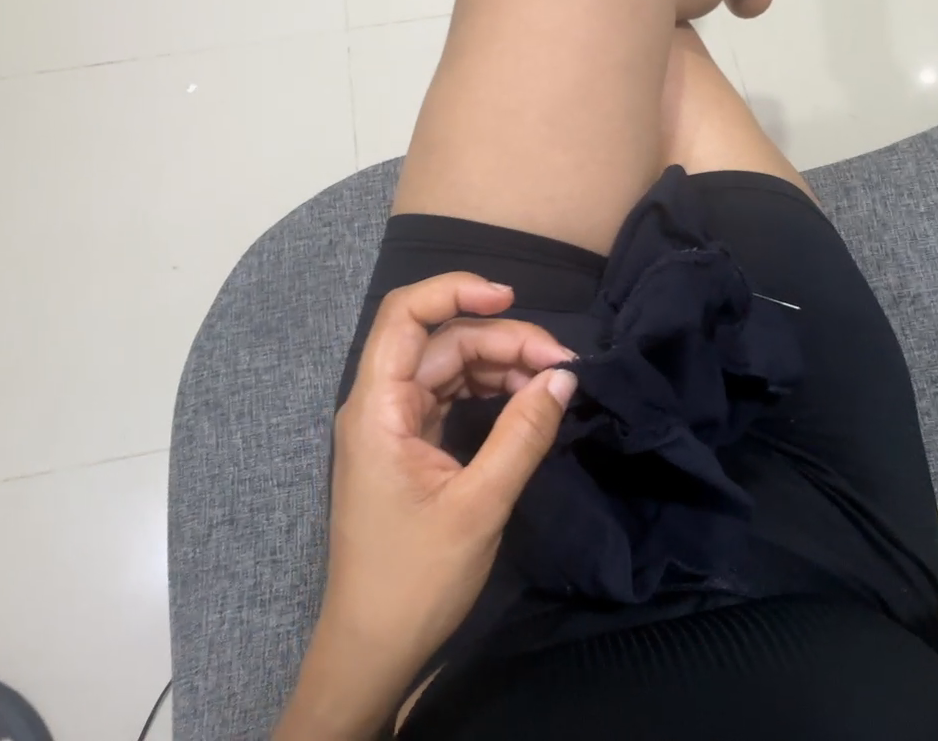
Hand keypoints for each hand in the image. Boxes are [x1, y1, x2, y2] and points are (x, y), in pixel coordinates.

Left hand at [279, 273, 576, 739]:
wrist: (374, 647)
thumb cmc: (415, 578)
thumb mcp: (480, 504)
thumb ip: (523, 435)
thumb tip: (563, 378)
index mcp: (378, 409)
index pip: (405, 317)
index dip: (455, 290)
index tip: (512, 297)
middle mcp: (380, 405)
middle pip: (442, 342)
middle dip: (503, 342)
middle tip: (562, 365)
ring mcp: (395, 425)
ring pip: (451, 367)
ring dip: (501, 366)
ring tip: (552, 383)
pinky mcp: (411, 445)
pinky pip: (452, 398)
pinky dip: (490, 393)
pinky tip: (526, 402)